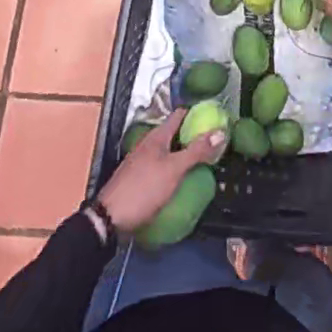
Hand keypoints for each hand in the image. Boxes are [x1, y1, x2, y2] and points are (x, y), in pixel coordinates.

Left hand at [97, 107, 224, 232]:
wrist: (111, 218)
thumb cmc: (144, 188)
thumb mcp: (174, 169)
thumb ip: (196, 151)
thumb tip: (220, 131)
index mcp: (157, 136)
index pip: (179, 115)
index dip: (197, 113)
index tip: (216, 119)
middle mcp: (149, 144)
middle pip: (175, 133)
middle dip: (193, 136)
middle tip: (216, 144)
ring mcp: (143, 161)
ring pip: (169, 151)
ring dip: (185, 153)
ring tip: (205, 162)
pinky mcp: (140, 178)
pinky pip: (163, 166)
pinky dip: (175, 168)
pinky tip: (184, 180)